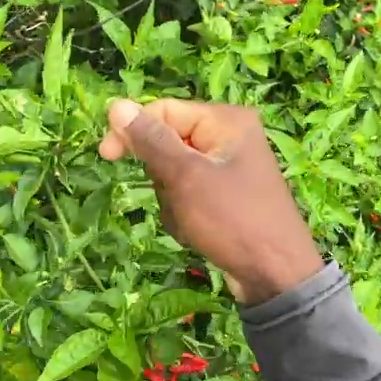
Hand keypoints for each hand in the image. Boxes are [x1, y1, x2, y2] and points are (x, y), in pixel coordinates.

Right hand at [97, 98, 322, 303]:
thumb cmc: (232, 219)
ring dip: (171, 201)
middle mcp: (229, 137)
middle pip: (167, 144)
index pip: (163, 111)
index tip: (105, 156)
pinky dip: (183, 214)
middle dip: (162, 178)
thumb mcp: (186, 177)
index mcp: (226, 120)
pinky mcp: (225, 197)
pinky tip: (198, 232)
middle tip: (178, 199)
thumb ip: (150, 140)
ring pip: (172, 175)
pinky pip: (187, 195)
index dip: (133, 132)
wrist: (275, 275)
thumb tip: (115, 105)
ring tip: (192, 221)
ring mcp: (228, 169)